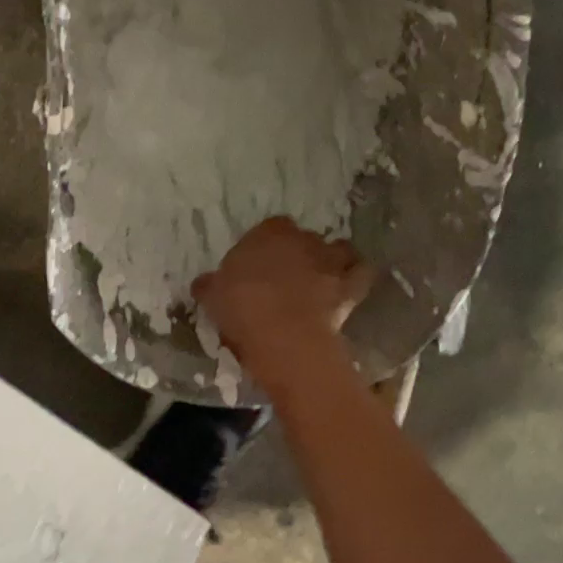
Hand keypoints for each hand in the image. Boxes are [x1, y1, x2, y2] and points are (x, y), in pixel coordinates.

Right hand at [191, 217, 376, 390]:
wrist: (284, 336)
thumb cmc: (242, 308)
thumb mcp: (213, 296)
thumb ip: (209, 285)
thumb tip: (202, 283)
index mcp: (268, 233)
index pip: (272, 226)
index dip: (268, 243)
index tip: (260, 262)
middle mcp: (303, 239)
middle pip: (305, 237)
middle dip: (300, 251)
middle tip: (287, 275)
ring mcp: (330, 261)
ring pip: (338, 249)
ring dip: (332, 260)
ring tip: (321, 278)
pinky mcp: (351, 286)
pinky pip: (360, 273)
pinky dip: (355, 277)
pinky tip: (346, 289)